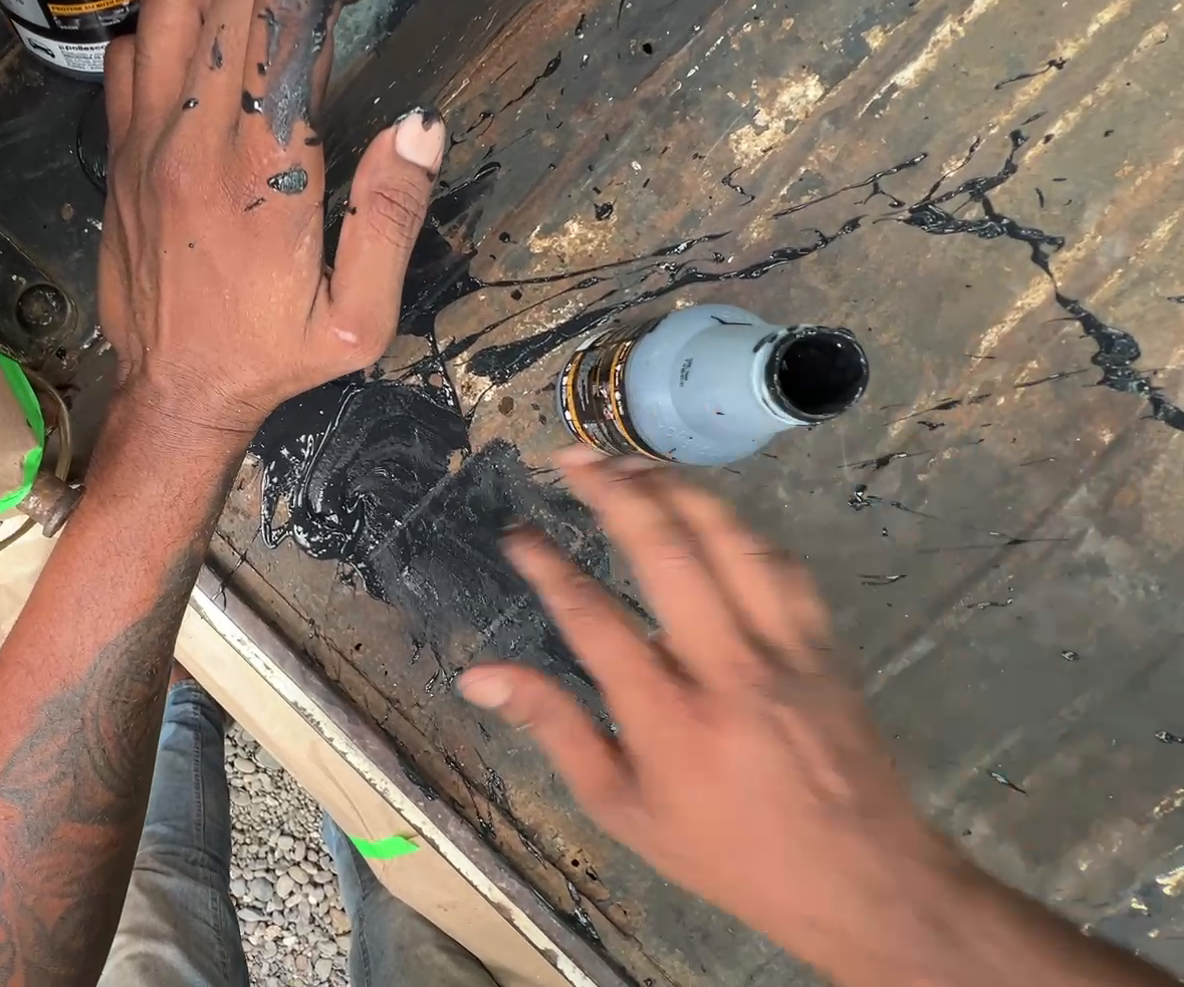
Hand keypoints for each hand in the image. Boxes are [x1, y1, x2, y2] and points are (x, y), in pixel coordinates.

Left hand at [98, 0, 447, 436]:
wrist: (176, 391)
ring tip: (250, 49)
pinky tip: (194, 83)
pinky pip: (128, 59)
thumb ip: (391, 221)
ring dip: (218, 9)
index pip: (287, 24)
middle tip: (309, 28)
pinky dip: (163, 47)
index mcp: (266, 174)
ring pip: (170, 11)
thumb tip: (418, 126)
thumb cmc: (267, 358)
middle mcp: (196, 144)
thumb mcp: (357, 321)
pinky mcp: (117, 161)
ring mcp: (145, 147)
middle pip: (232, 2)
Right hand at [460, 449, 966, 973]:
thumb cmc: (723, 847)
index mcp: (667, 715)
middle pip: (667, 555)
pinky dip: (736, 525)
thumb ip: (551, 727)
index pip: (592, 616)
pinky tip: (705, 509)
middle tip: (572, 459)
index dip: (547, 566)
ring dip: (676, 492)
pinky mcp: (824, 645)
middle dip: (614, 495)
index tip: (517, 534)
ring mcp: (785, 650)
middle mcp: (727, 669)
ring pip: (731, 543)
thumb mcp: (618, 805)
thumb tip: (477, 677)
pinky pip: (780, 564)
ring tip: (630, 463)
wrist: (868, 886)